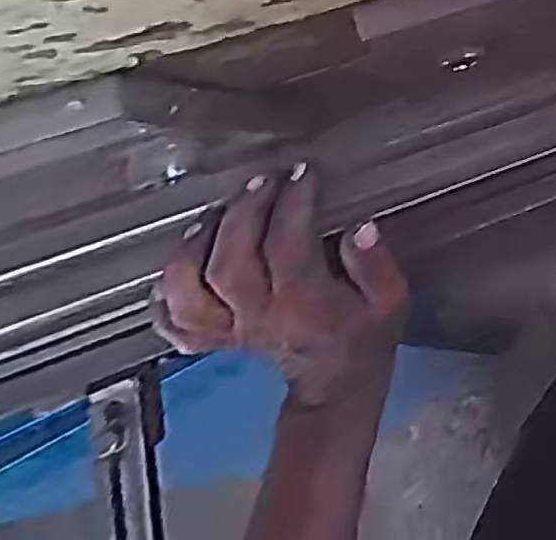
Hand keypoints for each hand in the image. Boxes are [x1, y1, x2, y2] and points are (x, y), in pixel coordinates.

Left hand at [151, 165, 408, 406]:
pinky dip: (164, 290)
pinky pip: (172, 318)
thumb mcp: (391, 297)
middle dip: (245, 213)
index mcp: (304, 303)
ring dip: (195, 245)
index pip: (287, 246)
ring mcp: (230, 328)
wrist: (338, 382)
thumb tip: (361, 227)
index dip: (293, 204)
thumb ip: (376, 263)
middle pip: (230, 262)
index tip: (305, 173)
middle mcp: (258, 315)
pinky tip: (181, 260)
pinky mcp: (214, 337)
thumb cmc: (368, 332)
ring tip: (217, 210)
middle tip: (264, 180)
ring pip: (187, 289)